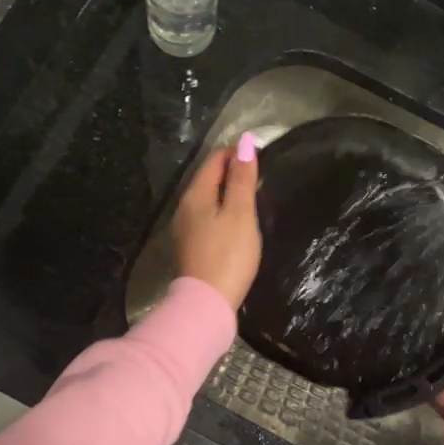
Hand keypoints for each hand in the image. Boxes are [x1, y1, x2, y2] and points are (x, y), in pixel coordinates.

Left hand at [173, 132, 261, 309]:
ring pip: (207, 199)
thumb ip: (243, 178)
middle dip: (231, 171)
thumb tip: (244, 141)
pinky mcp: (190, 247)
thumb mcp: (241, 213)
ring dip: (227, 193)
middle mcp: (184, 207)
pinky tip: (235, 222)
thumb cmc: (228, 255)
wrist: (207, 303)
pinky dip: (222, 212)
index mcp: (195, 194)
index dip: (236, 152)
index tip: (259, 154)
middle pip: (208, 179)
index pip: (214, 160)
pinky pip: (206, 218)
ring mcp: (185, 229)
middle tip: (259, 174)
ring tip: (251, 196)